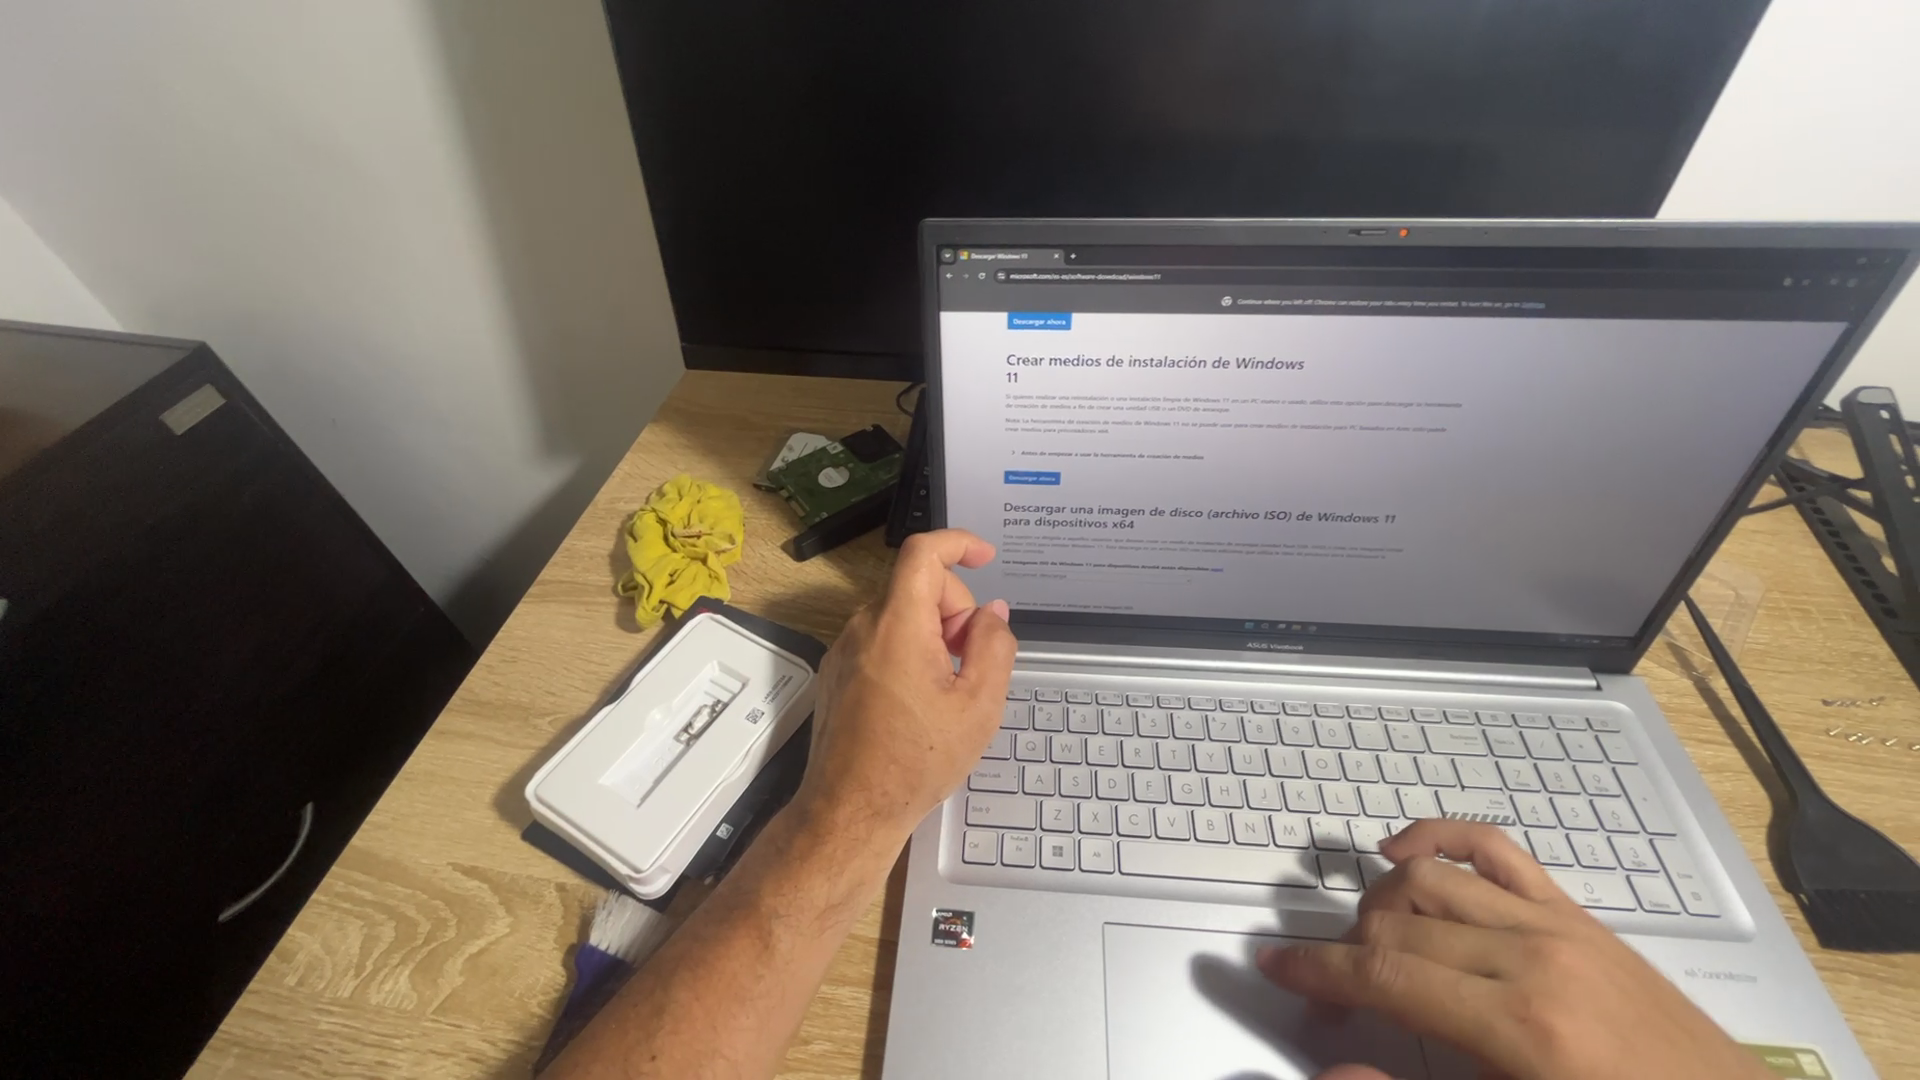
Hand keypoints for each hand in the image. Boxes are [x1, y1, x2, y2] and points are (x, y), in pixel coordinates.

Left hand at [792, 529, 1016, 843]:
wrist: (850, 809)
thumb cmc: (914, 761)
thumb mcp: (978, 705)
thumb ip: (995, 646)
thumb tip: (993, 614)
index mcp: (898, 626)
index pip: (924, 553)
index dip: (959, 544)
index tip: (985, 557)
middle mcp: (863, 627)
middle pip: (918, 587)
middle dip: (955, 610)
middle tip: (973, 659)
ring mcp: (844, 649)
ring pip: (901, 614)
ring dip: (934, 633)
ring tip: (948, 686)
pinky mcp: (838, 670)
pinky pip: (881, 638)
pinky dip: (910, 648)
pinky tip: (921, 697)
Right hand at [1257, 820, 1769, 1079]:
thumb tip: (1328, 1073)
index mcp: (1523, 1027)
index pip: (1385, 976)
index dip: (1317, 972)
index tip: (1273, 969)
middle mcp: (1532, 956)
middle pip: (1395, 926)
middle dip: (1344, 955)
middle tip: (1333, 996)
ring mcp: (1557, 923)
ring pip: (1426, 878)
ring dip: (1379, 905)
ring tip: (1372, 946)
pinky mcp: (1577, 912)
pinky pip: (1492, 846)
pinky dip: (1436, 834)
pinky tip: (1400, 849)